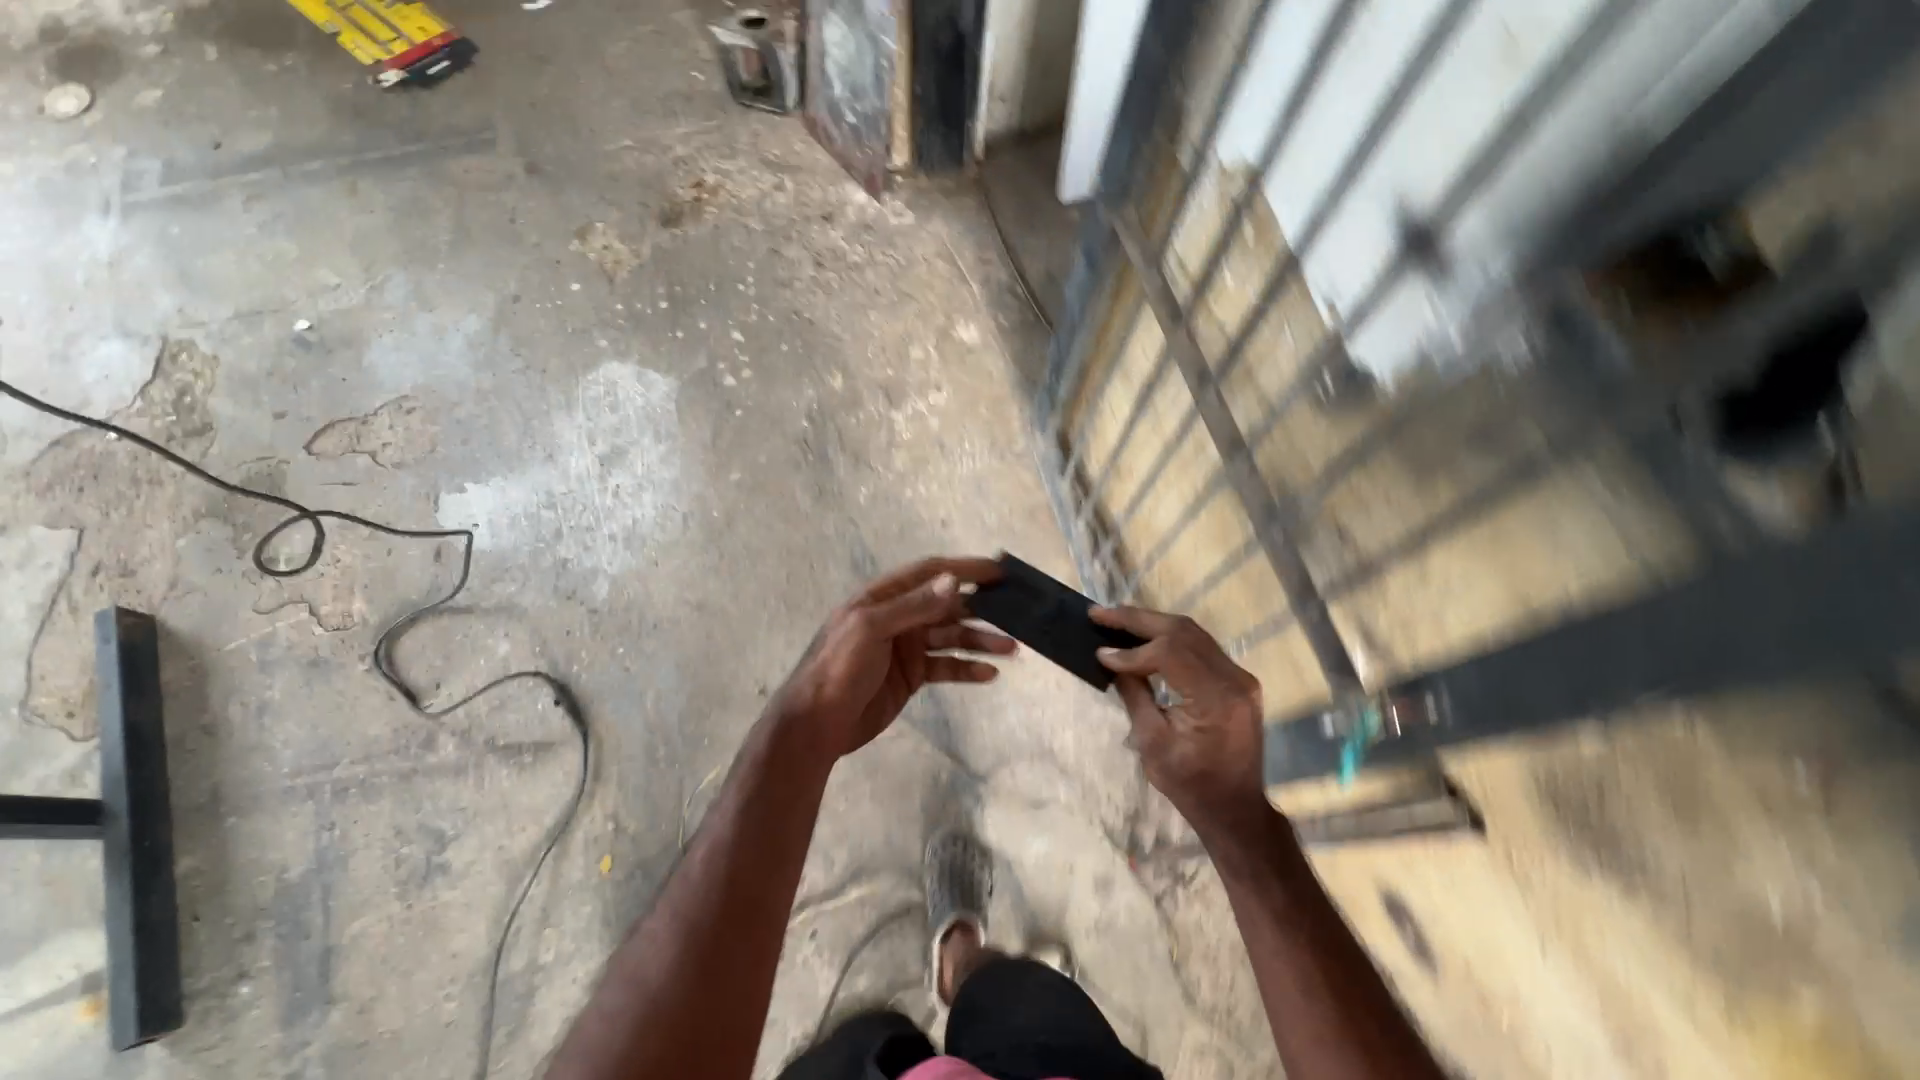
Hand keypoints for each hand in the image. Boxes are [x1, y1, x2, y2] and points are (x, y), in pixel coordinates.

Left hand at [770, 557, 1016, 761]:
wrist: (817, 723)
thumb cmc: (838, 667)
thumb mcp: (871, 628)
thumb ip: (913, 606)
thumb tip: (953, 581)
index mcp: (883, 597)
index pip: (930, 573)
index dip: (964, 569)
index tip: (999, 571)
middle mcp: (898, 617)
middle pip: (947, 605)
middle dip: (981, 608)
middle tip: (1016, 612)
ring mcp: (907, 647)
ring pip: (952, 637)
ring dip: (981, 640)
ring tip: (1012, 648)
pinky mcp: (912, 676)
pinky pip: (946, 666)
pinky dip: (967, 668)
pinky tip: (989, 673)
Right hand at [1092, 606, 1269, 834]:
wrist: (1234, 808)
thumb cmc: (1190, 784)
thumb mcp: (1152, 743)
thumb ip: (1135, 695)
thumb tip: (1113, 659)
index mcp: (1216, 697)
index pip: (1170, 653)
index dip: (1131, 650)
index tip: (1100, 654)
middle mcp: (1234, 678)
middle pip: (1182, 631)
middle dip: (1137, 620)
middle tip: (1099, 614)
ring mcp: (1240, 677)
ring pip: (1193, 633)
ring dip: (1152, 624)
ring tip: (1116, 620)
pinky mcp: (1237, 681)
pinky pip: (1201, 647)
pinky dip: (1170, 639)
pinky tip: (1144, 638)